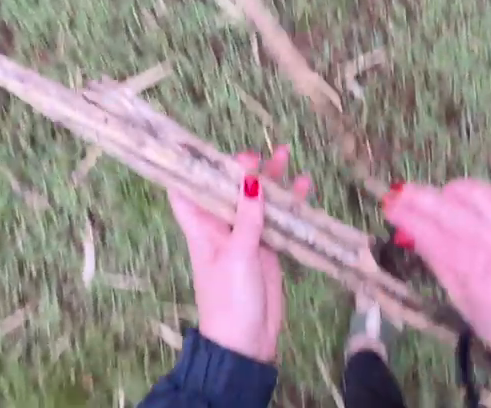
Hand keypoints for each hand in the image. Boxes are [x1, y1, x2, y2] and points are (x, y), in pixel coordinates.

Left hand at [166, 147, 310, 362]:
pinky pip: (278, 217)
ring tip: (286, 154)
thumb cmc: (230, 299)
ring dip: (271, 178)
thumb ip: (248, 217)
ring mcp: (246, 235)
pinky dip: (290, 202)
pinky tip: (304, 186)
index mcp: (202, 227)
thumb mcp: (238, 255)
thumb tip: (252, 179)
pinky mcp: (267, 247)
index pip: (185, 190)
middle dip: (241, 167)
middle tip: (257, 154)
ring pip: (256, 198)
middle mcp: (222, 226)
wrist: (246, 345)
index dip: (190, 167)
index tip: (198, 145)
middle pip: (228, 187)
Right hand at [383, 180, 490, 406]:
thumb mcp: (458, 297)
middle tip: (397, 194)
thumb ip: (434, 259)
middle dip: (416, 196)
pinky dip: (475, 191)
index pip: (427, 229)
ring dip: (447, 191)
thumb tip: (409, 231)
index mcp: (471, 265)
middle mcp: (490, 239)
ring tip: (435, 201)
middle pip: (444, 205)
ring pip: (470, 191)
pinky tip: (465, 200)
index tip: (387, 206)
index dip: (403, 214)